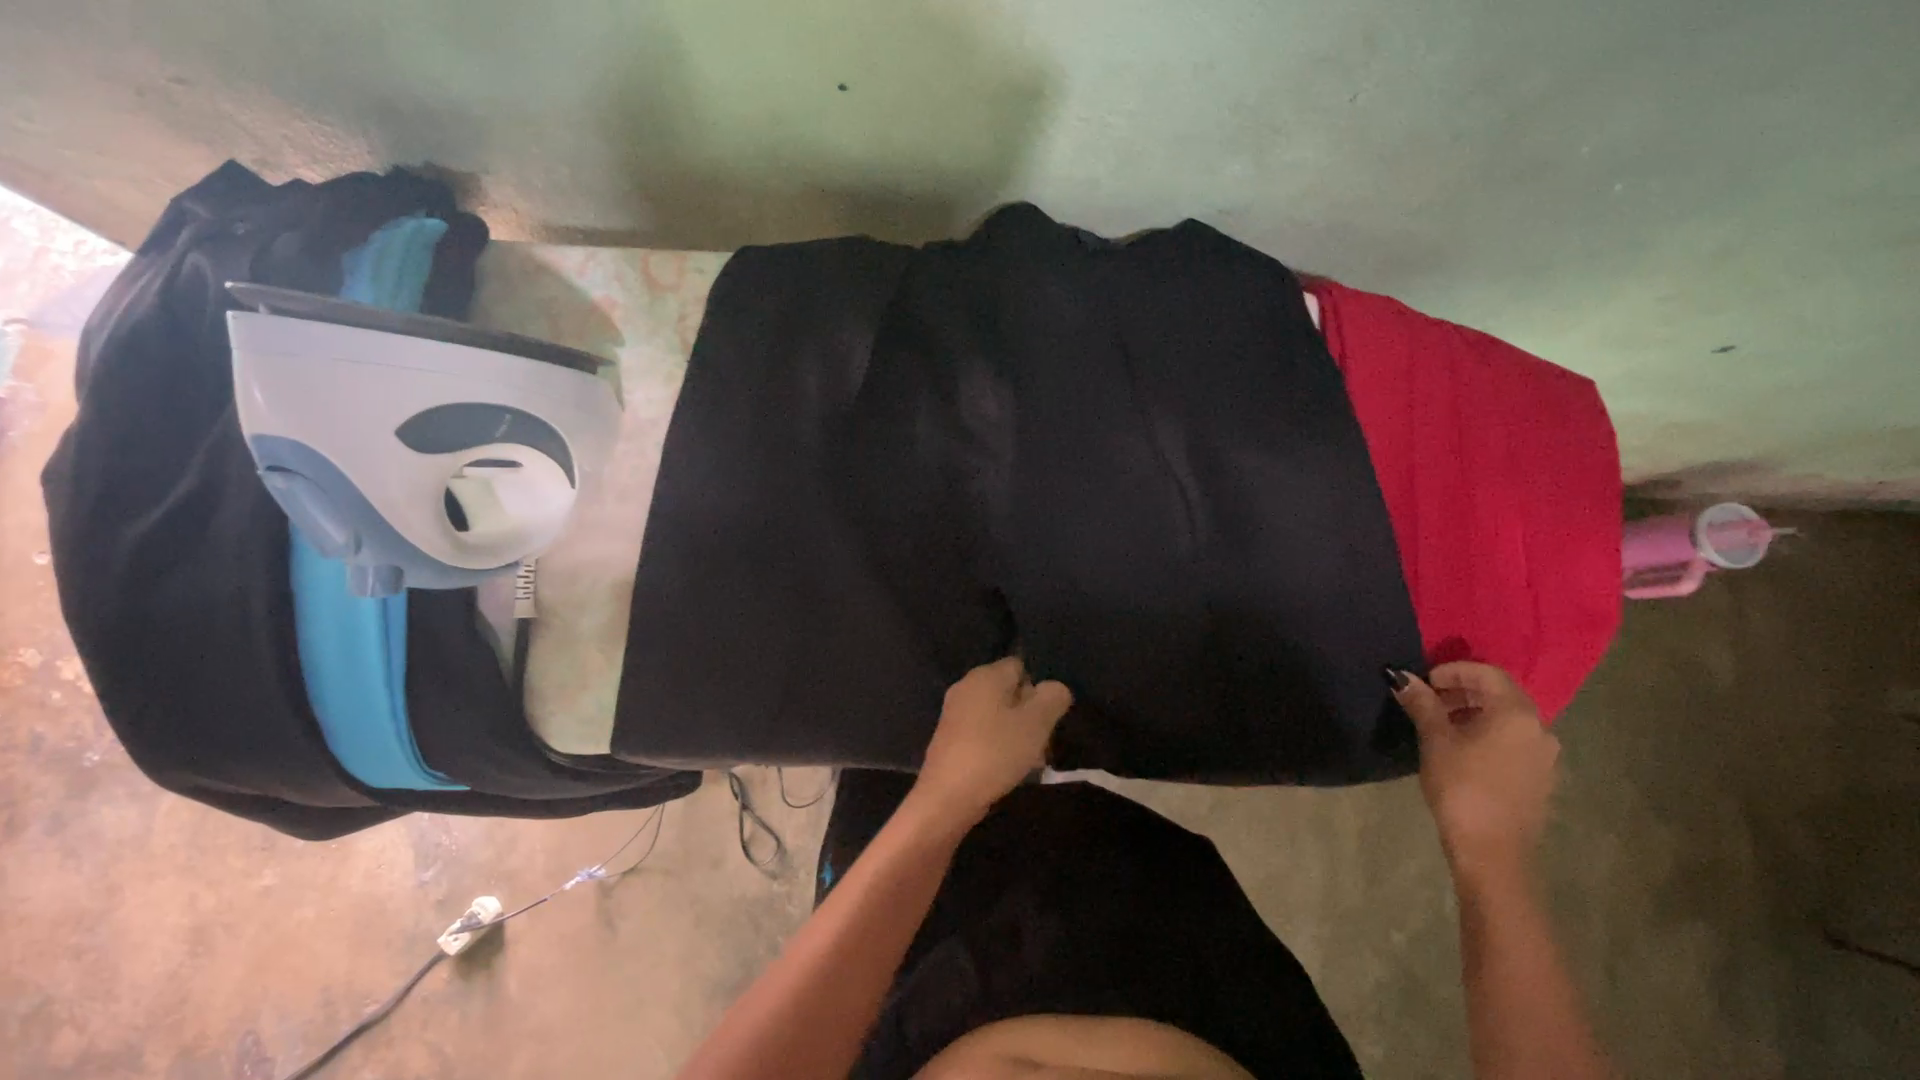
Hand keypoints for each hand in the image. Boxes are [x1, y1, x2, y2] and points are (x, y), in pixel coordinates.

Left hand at [913, 657, 1072, 823]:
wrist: (948, 797)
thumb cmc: (995, 752)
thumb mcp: (1037, 722)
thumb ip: (1053, 697)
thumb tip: (1054, 688)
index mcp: (985, 675)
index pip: (1021, 666)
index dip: (1040, 688)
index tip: (1051, 716)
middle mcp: (966, 687)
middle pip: (1010, 692)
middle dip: (1031, 715)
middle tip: (1045, 741)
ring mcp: (955, 714)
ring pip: (999, 716)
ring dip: (1018, 734)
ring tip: (1032, 760)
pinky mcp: (951, 739)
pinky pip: (984, 734)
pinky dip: (1000, 746)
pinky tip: (1010, 769)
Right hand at [1389, 662, 1559, 886]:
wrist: (1493, 850)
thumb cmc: (1461, 786)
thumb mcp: (1435, 740)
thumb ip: (1421, 703)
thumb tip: (1400, 676)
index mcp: (1516, 713)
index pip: (1487, 673)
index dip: (1452, 670)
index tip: (1424, 682)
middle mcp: (1540, 728)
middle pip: (1501, 694)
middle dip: (1462, 691)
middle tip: (1428, 701)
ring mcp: (1544, 756)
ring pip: (1508, 720)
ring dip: (1474, 714)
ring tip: (1440, 727)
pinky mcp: (1540, 778)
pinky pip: (1514, 742)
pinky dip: (1488, 735)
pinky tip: (1462, 752)